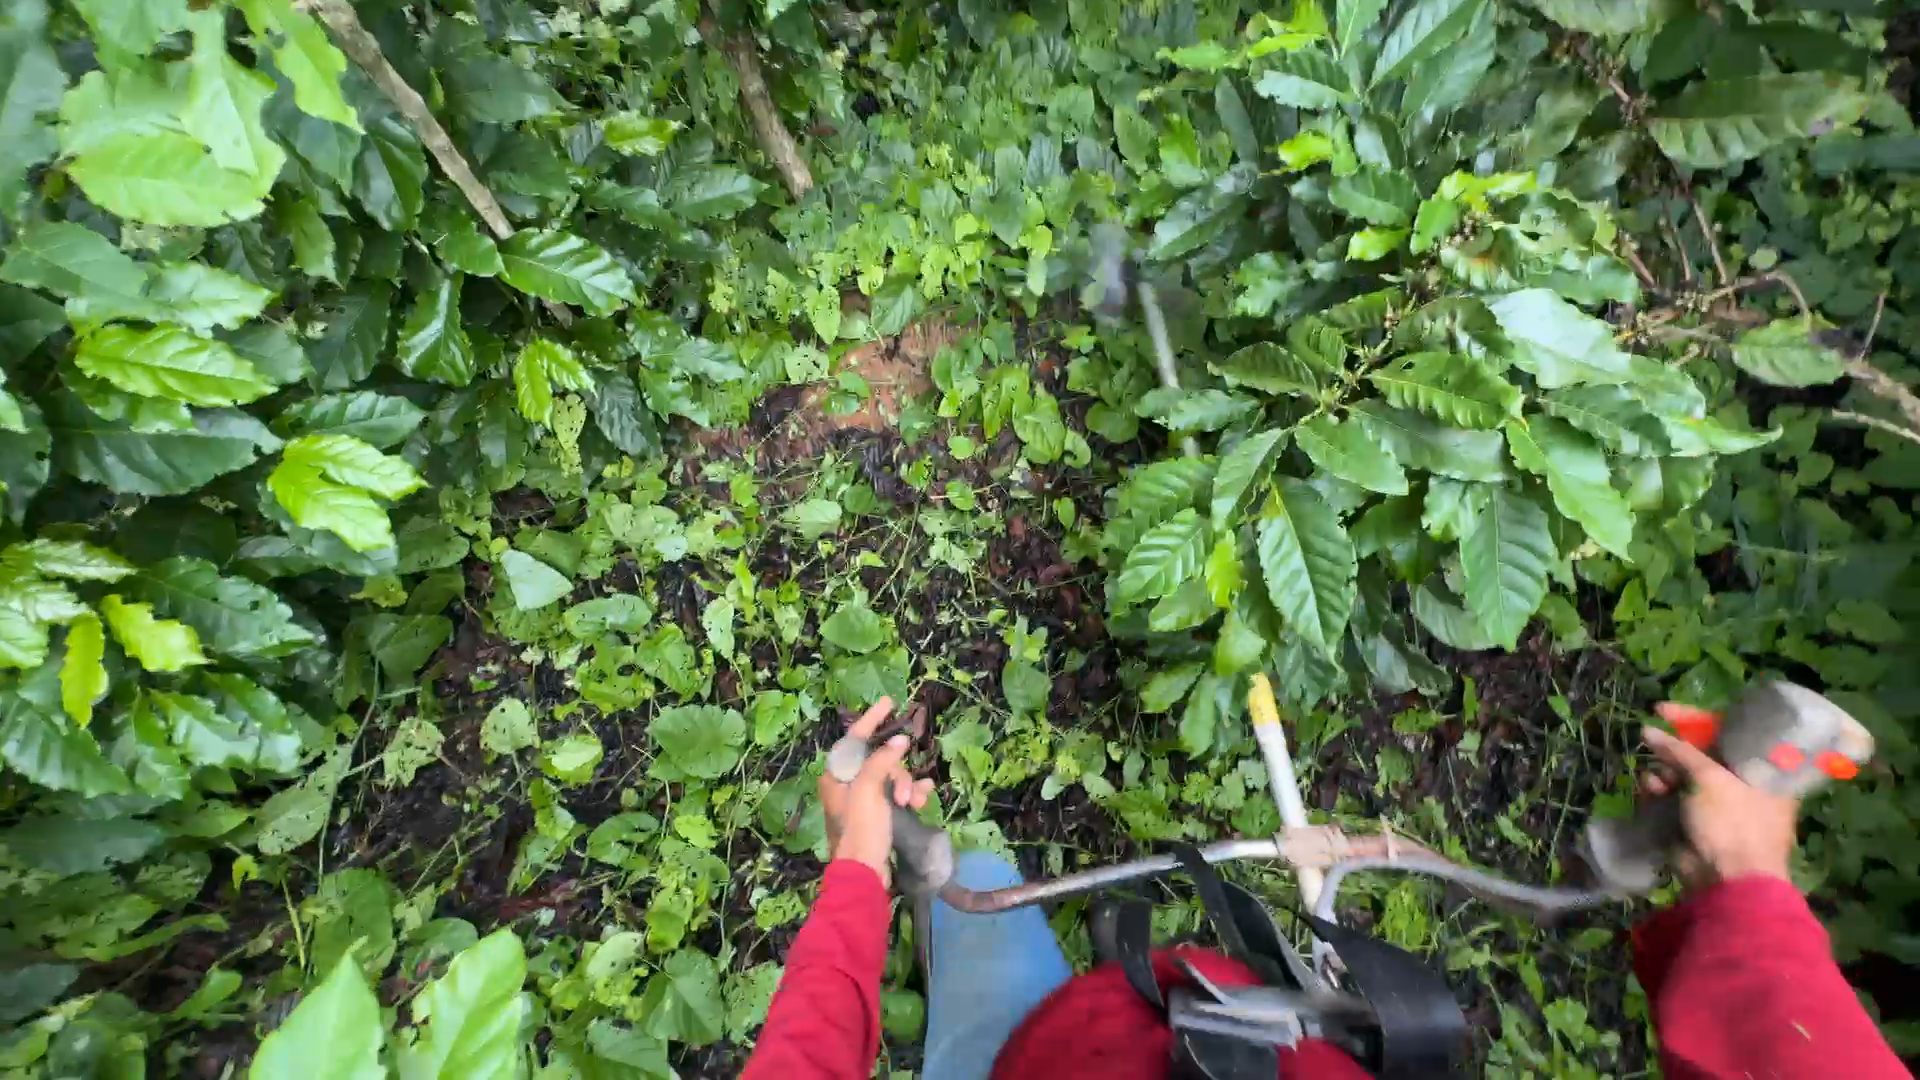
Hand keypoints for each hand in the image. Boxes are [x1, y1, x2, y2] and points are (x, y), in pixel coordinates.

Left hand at [818, 698, 933, 886]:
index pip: (855, 738)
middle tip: (903, 793)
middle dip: (898, 771)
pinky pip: (899, 794)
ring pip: (893, 777)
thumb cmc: (861, 829)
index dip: (872, 719)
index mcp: (837, 775)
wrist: (865, 875)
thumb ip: (883, 760)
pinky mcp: (879, 815)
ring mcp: (864, 800)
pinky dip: (911, 793)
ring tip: (913, 802)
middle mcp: (848, 784)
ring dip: (907, 785)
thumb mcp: (869, 789)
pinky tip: (923, 797)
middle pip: (880, 759)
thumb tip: (900, 740)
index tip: (889, 702)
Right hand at [1642, 706, 1799, 887]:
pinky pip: (1671, 791)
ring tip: (1656, 780)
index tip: (1665, 709)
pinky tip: (1651, 791)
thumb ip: (1680, 751)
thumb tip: (1648, 730)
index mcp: (1764, 774)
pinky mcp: (1694, 816)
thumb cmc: (1733, 824)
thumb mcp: (1710, 780)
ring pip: (1681, 771)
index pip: (1732, 734)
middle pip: (1702, 752)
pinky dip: (1659, 788)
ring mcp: (1718, 802)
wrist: (1727, 877)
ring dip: (1663, 770)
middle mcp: (1743, 784)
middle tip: (1648, 737)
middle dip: (1674, 747)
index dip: (1698, 719)